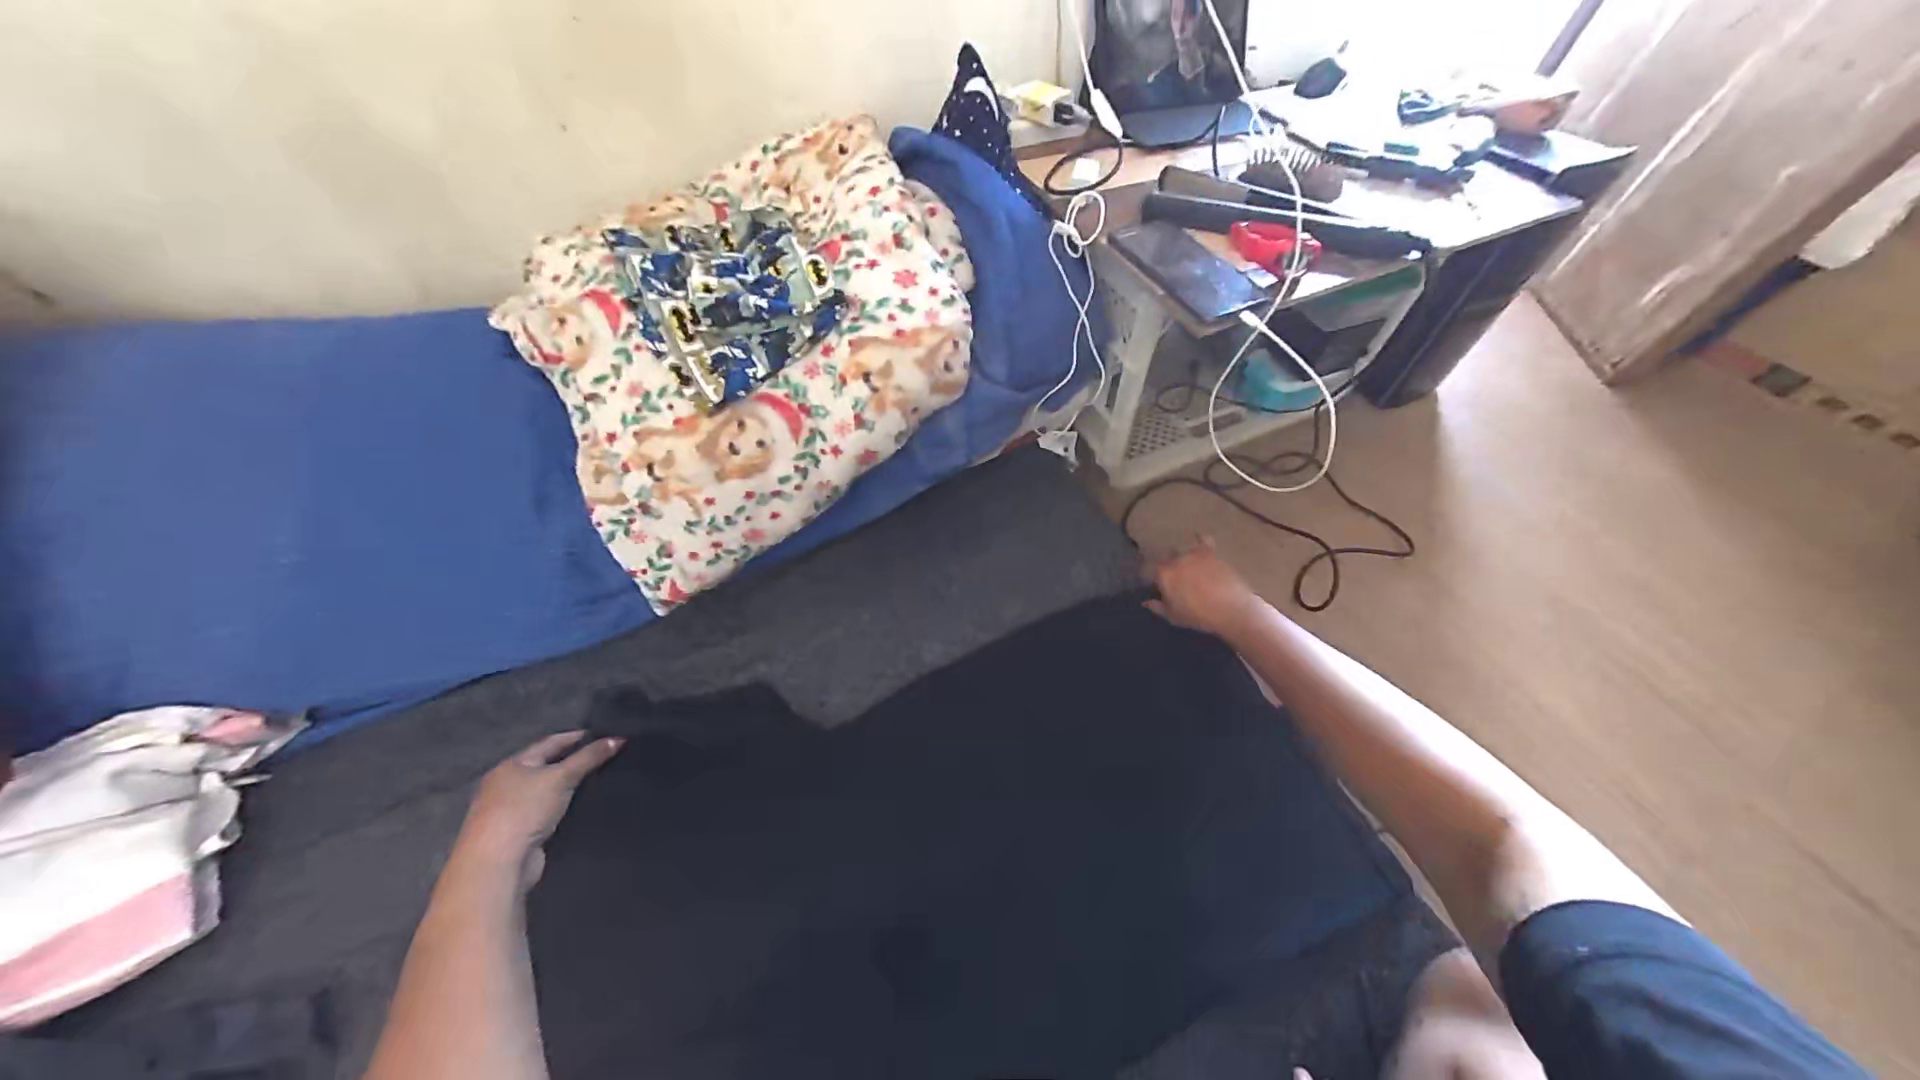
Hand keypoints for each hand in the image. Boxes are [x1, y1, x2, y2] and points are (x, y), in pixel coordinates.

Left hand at [453, 731, 623, 889]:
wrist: (498, 863)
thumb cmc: (524, 809)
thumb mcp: (561, 777)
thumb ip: (590, 757)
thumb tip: (619, 739)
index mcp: (511, 765)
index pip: (550, 743)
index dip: (577, 736)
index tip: (604, 734)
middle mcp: (506, 784)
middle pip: (547, 765)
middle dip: (574, 759)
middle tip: (605, 755)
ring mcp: (511, 810)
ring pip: (548, 789)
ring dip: (570, 784)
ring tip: (601, 777)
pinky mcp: (520, 832)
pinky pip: (548, 809)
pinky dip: (565, 804)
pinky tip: (583, 803)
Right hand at [1145, 536, 1264, 639]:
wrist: (1231, 609)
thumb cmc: (1198, 616)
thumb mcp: (1174, 617)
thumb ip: (1158, 607)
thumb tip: (1146, 602)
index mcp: (1163, 574)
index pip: (1151, 570)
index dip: (1154, 578)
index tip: (1158, 586)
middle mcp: (1175, 560)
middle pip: (1166, 559)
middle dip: (1168, 568)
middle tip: (1177, 581)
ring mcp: (1194, 554)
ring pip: (1183, 551)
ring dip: (1183, 558)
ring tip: (1190, 568)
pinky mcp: (1211, 553)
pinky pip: (1203, 539)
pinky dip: (1200, 539)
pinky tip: (1199, 538)